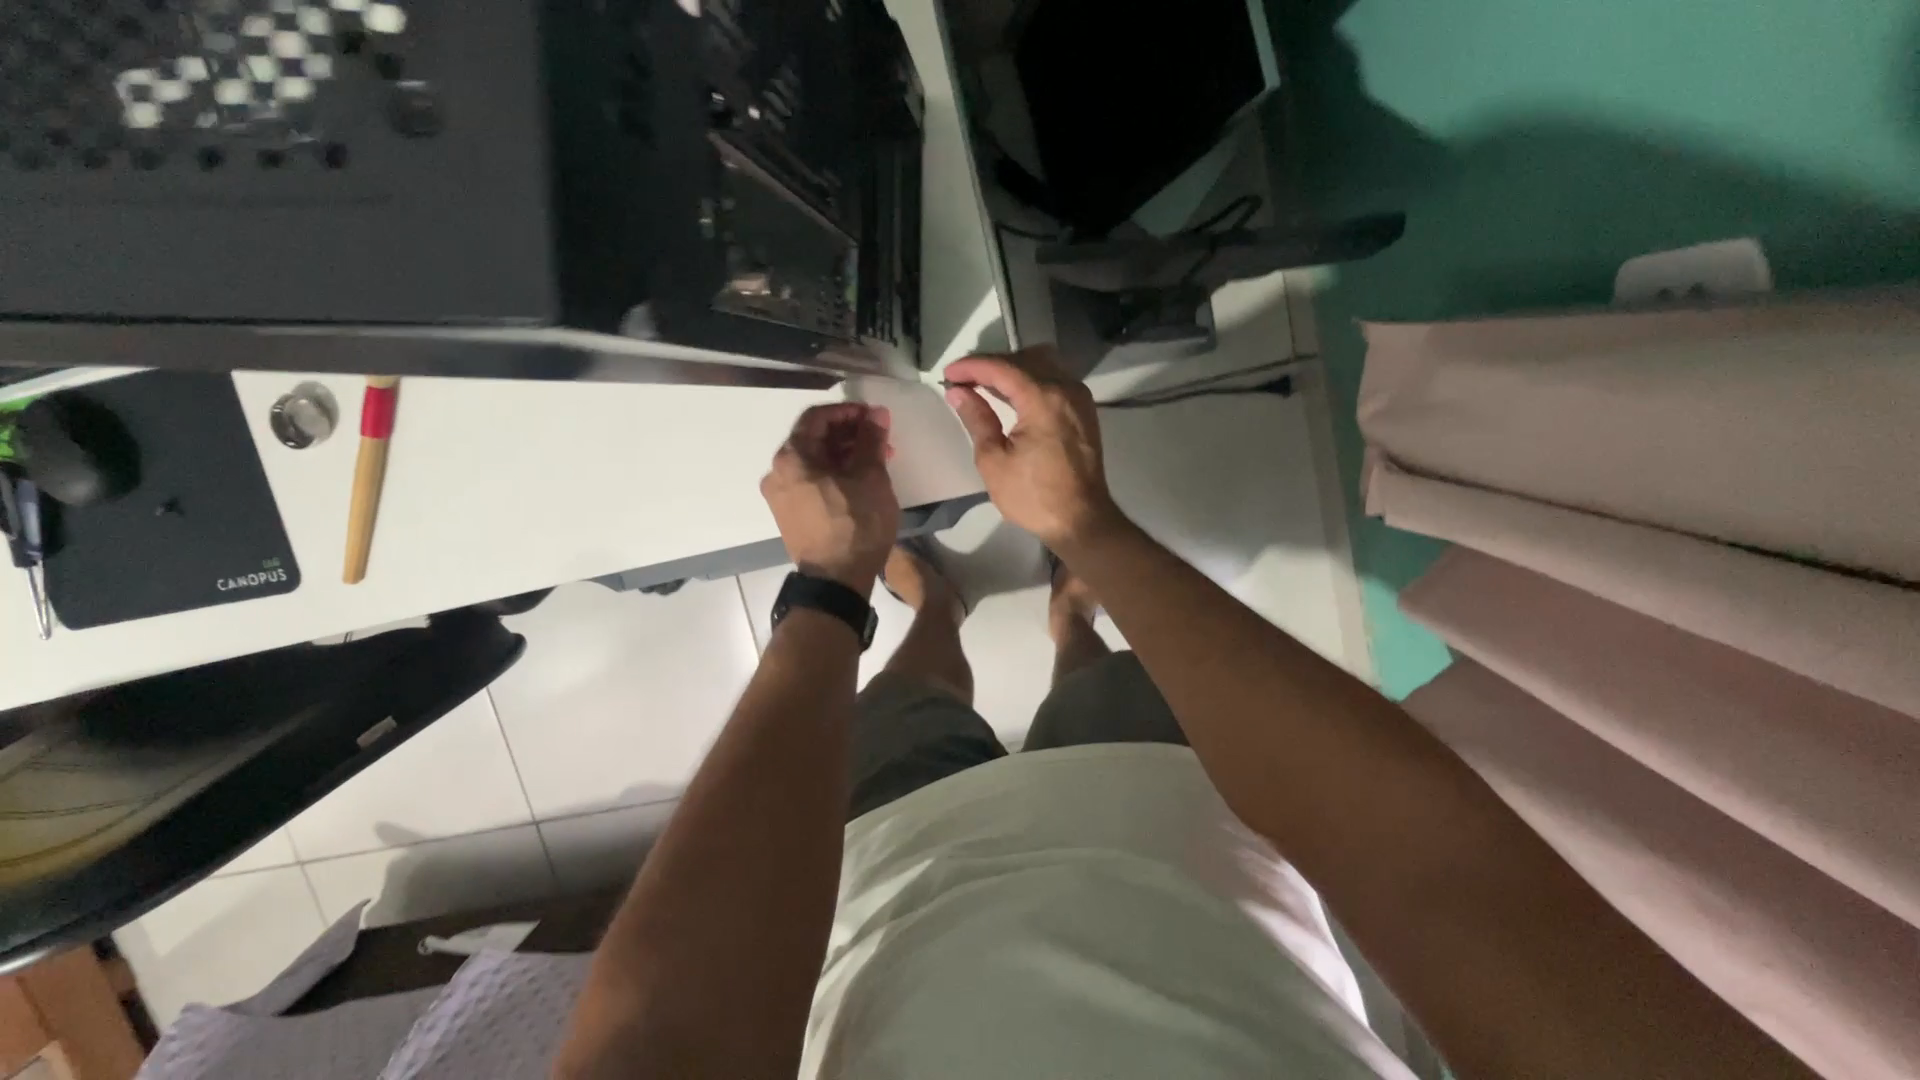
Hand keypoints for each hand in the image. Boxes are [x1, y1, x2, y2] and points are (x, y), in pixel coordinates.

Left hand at [761, 402, 899, 593]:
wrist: (836, 582)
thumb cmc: (855, 525)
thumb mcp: (870, 477)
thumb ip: (871, 439)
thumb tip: (875, 414)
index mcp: (792, 458)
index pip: (817, 417)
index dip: (848, 411)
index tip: (874, 416)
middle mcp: (778, 473)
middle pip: (814, 440)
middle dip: (850, 435)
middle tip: (881, 439)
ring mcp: (781, 497)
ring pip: (815, 463)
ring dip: (845, 456)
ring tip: (877, 462)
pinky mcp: (791, 516)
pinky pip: (812, 483)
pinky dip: (835, 475)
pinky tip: (860, 482)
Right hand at [943, 346, 1122, 549]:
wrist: (1080, 520)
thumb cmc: (1033, 497)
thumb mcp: (994, 460)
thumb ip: (977, 419)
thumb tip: (959, 393)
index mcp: (1043, 399)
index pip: (1001, 367)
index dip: (971, 366)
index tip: (948, 375)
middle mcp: (1066, 389)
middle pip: (1023, 359)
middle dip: (990, 365)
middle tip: (963, 381)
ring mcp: (1080, 398)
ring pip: (1043, 364)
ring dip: (1012, 369)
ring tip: (985, 386)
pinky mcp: (1084, 410)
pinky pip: (1055, 379)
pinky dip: (1031, 379)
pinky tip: (1013, 396)